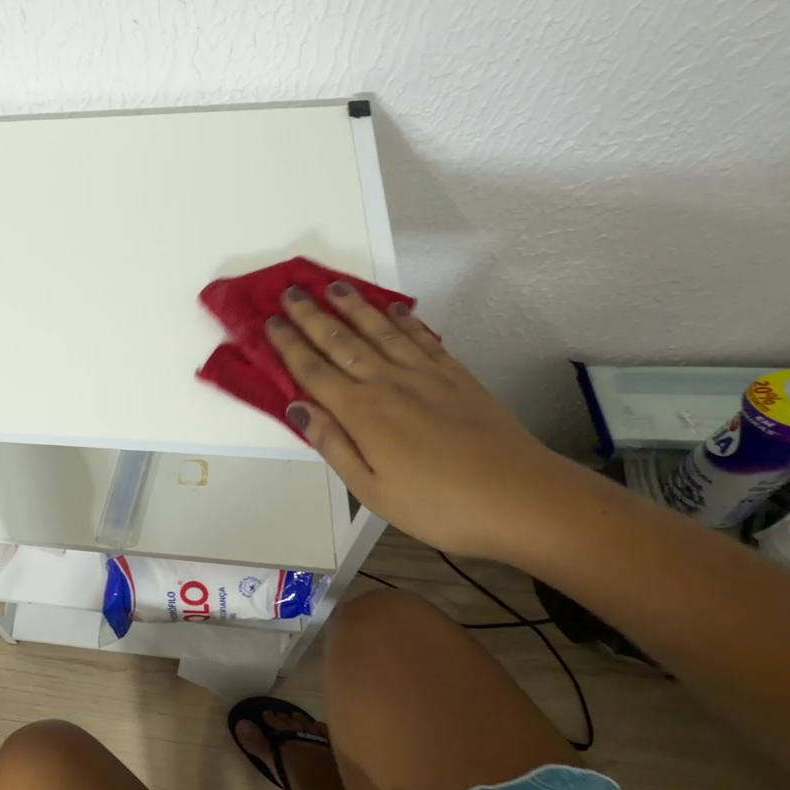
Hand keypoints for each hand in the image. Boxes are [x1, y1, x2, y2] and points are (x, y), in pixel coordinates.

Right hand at [266, 283, 575, 559]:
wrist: (520, 498)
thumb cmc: (438, 505)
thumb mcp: (372, 490)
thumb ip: (334, 445)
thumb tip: (297, 408)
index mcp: (361, 413)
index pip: (313, 371)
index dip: (288, 345)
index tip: (269, 322)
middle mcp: (387, 383)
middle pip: (340, 341)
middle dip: (311, 315)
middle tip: (290, 291)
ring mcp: (423, 375)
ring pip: (378, 330)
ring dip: (353, 306)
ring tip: (332, 285)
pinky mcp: (455, 375)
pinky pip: (421, 338)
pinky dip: (402, 320)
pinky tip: (392, 309)